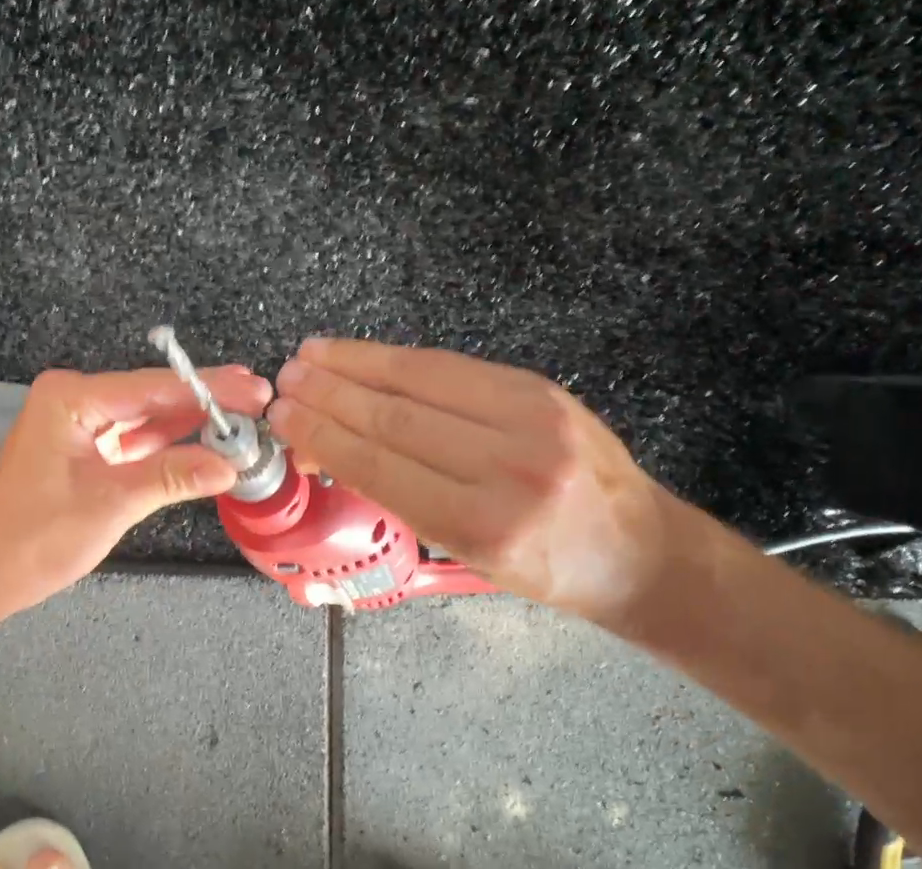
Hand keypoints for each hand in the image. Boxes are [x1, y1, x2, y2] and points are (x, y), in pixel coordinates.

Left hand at [0, 366, 272, 615]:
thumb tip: (229, 464)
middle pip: (150, 397)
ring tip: (242, 417)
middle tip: (258, 397)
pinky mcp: (82, 449)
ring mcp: (77, 425)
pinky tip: (205, 440)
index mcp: (69, 398)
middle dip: (203, 400)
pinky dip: (166, 444)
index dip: (206, 388)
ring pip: (144, 418)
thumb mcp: (112, 502)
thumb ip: (172, 476)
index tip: (251, 387)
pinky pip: (132, 440)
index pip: (150, 386)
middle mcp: (72, 401)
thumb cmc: (38, 536)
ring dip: (189, 422)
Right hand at [268, 338, 676, 622]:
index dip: (323, 436)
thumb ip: (398, 498)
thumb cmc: (544, 567)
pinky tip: (362, 354)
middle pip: (395, 419)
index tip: (282, 418)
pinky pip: (451, 366)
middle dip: (329, 395)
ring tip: (308, 357)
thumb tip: (326, 449)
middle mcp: (511, 470)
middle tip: (284, 380)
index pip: (381, 468)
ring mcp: (532, 421)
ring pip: (419, 381)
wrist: (639, 551)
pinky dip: (396, 359)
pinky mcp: (541, 389)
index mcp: (485, 526)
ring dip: (353, 365)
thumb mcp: (466, 555)